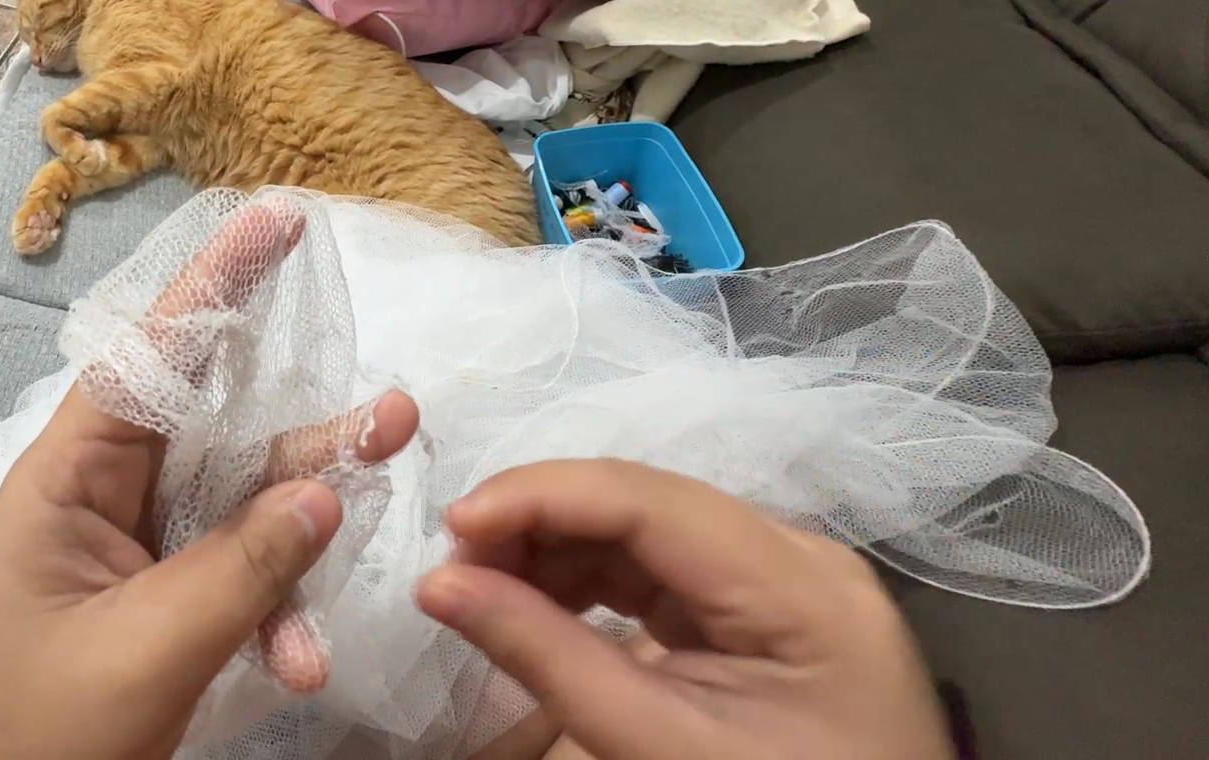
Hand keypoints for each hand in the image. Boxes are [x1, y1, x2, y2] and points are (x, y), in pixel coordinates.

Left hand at [0, 202, 420, 759]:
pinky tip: (305, 661)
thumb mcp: (136, 654)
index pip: (150, 353)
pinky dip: (282, 606)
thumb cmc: (30, 740)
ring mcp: (146, 538)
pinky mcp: (172, 587)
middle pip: (217, 419)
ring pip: (243, 494)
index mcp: (73, 472)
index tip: (275, 220)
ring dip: (312, 499)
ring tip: (390, 467)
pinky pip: (243, 568)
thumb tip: (327, 491)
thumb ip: (237, 570)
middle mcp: (112, 485)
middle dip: (301, 412)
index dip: (213, 281)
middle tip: (388, 400)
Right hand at [422, 461, 954, 759]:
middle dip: (534, 520)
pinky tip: (531, 597)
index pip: (646, 499)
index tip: (451, 525)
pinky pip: (643, 558)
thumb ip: (541, 656)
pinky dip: (577, 573)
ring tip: (482, 583)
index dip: (537, 495)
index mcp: (798, 589)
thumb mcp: (656, 750)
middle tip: (456, 563)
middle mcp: (790, 552)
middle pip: (635, 501)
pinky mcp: (744, 594)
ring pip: (629, 520)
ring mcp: (770, 569)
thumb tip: (433, 583)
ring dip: (547, 544)